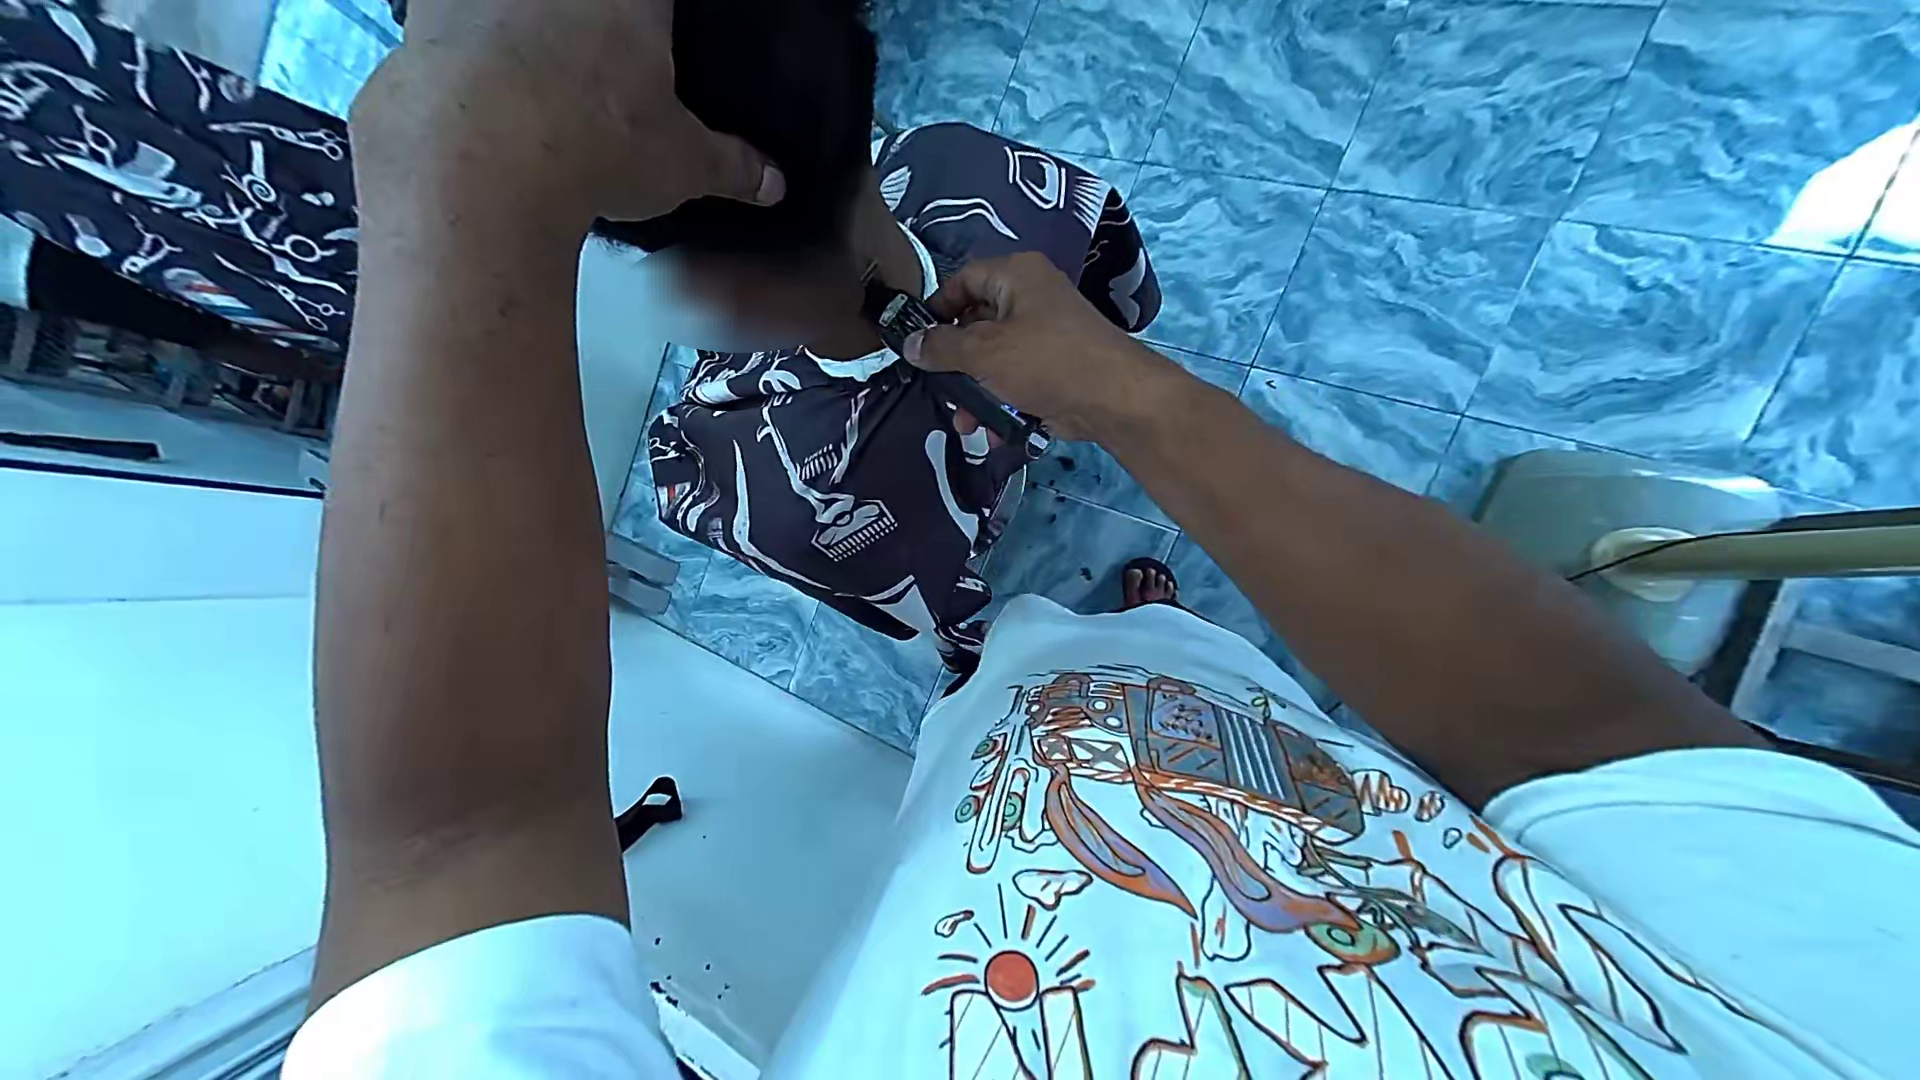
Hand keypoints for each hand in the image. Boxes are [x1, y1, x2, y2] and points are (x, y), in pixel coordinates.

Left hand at [350, 0, 782, 232]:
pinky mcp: (425, 14)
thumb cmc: (600, 141)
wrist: (481, 155)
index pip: (664, 2)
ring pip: (526, 8)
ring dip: (542, 29)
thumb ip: (734, 167)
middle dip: (611, 24)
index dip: (671, 21)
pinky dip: (485, 45)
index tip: (673, 39)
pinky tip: (507, 91)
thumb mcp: (686, 165)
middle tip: (624, 66)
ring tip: (561, 76)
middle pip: (596, 5)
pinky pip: (464, 21)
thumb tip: (773, 182)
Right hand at [904, 253, 1175, 439]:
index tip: (918, 340)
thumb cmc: (1046, 361)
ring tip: (965, 424)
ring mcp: (1044, 335)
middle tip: (939, 390)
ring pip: (993, 360)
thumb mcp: (985, 351)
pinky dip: (1000, 403)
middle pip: (976, 324)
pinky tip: (991, 432)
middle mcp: (1030, 299)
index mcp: (1016, 276)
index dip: (937, 307)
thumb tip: (909, 344)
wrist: (1113, 399)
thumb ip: (942, 347)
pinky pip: (1014, 381)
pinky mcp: (1053, 369)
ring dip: (974, 394)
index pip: (963, 279)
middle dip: (954, 365)